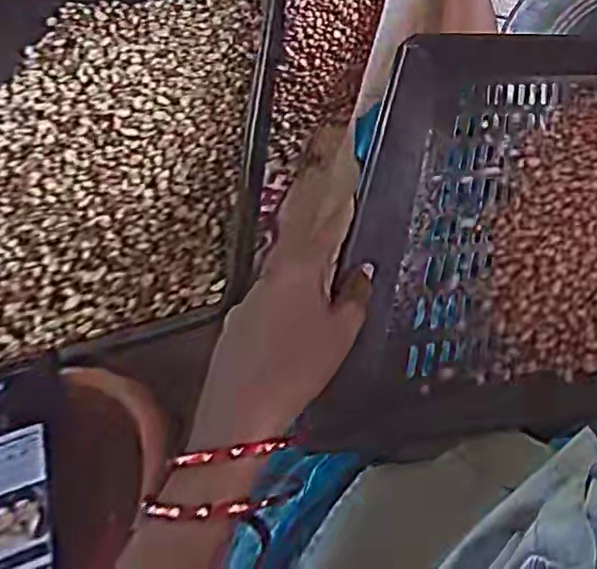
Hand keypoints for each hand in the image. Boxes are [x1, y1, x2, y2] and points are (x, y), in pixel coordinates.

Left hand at [187, 127, 373, 446]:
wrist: (235, 421)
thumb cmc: (296, 371)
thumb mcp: (342, 331)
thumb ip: (355, 294)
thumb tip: (360, 272)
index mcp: (299, 271)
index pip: (325, 223)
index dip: (340, 199)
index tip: (350, 176)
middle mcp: (270, 278)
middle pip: (298, 240)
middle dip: (317, 220)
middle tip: (334, 201)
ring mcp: (249, 301)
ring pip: (284, 270)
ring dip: (306, 265)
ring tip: (327, 275)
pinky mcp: (238, 326)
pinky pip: (271, 296)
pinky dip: (290, 294)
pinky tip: (300, 318)